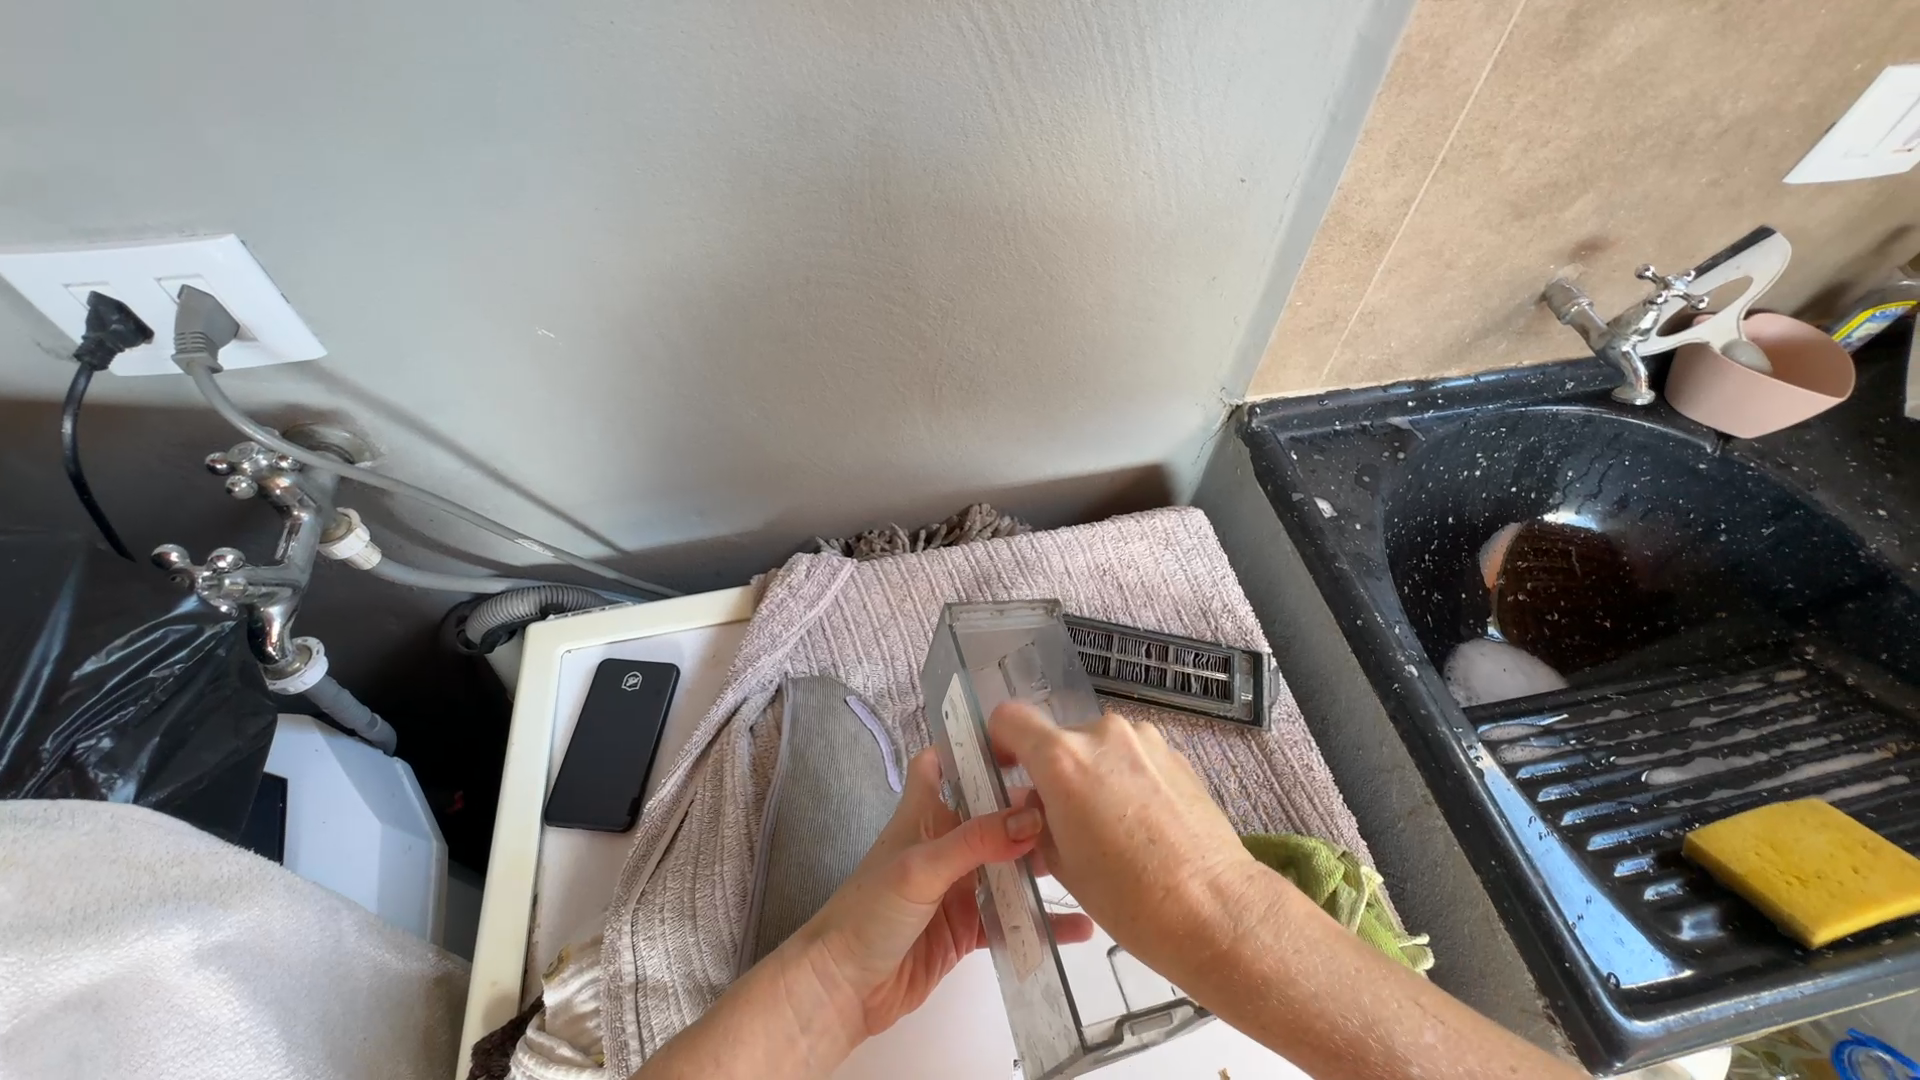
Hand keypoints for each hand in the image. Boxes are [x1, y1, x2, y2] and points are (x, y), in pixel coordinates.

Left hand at [789, 747, 1094, 1040]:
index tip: (1019, 740)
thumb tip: (1030, 819)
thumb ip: (975, 841)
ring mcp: (958, 886)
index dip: (971, 746)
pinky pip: (1011, 919)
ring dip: (1041, 865)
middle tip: (1080, 806)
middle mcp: (944, 842)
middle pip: (991, 814)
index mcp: (924, 813)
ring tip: (1090, 860)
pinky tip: (1080, 927)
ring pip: (1008, 865)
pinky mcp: (968, 928)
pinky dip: (1040, 922)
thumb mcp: (920, 867)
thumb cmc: (868, 913)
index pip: (942, 763)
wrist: (842, 989)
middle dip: (1029, 809)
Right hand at [987, 702, 1262, 983]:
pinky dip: (1126, 780)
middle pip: (1059, 738)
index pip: (1010, 718)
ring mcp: (1144, 740)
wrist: (1213, 910)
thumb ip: (1038, 819)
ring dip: (1093, 775)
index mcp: (1062, 758)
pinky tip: (1141, 825)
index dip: (1000, 740)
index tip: (1007, 767)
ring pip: (1098, 748)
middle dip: (1054, 771)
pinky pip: (1133, 757)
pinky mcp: (1175, 754)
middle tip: (1062, 818)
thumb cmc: (1129, 897)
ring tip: (1109, 827)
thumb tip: (1038, 806)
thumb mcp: (1061, 863)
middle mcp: (1101, 735)